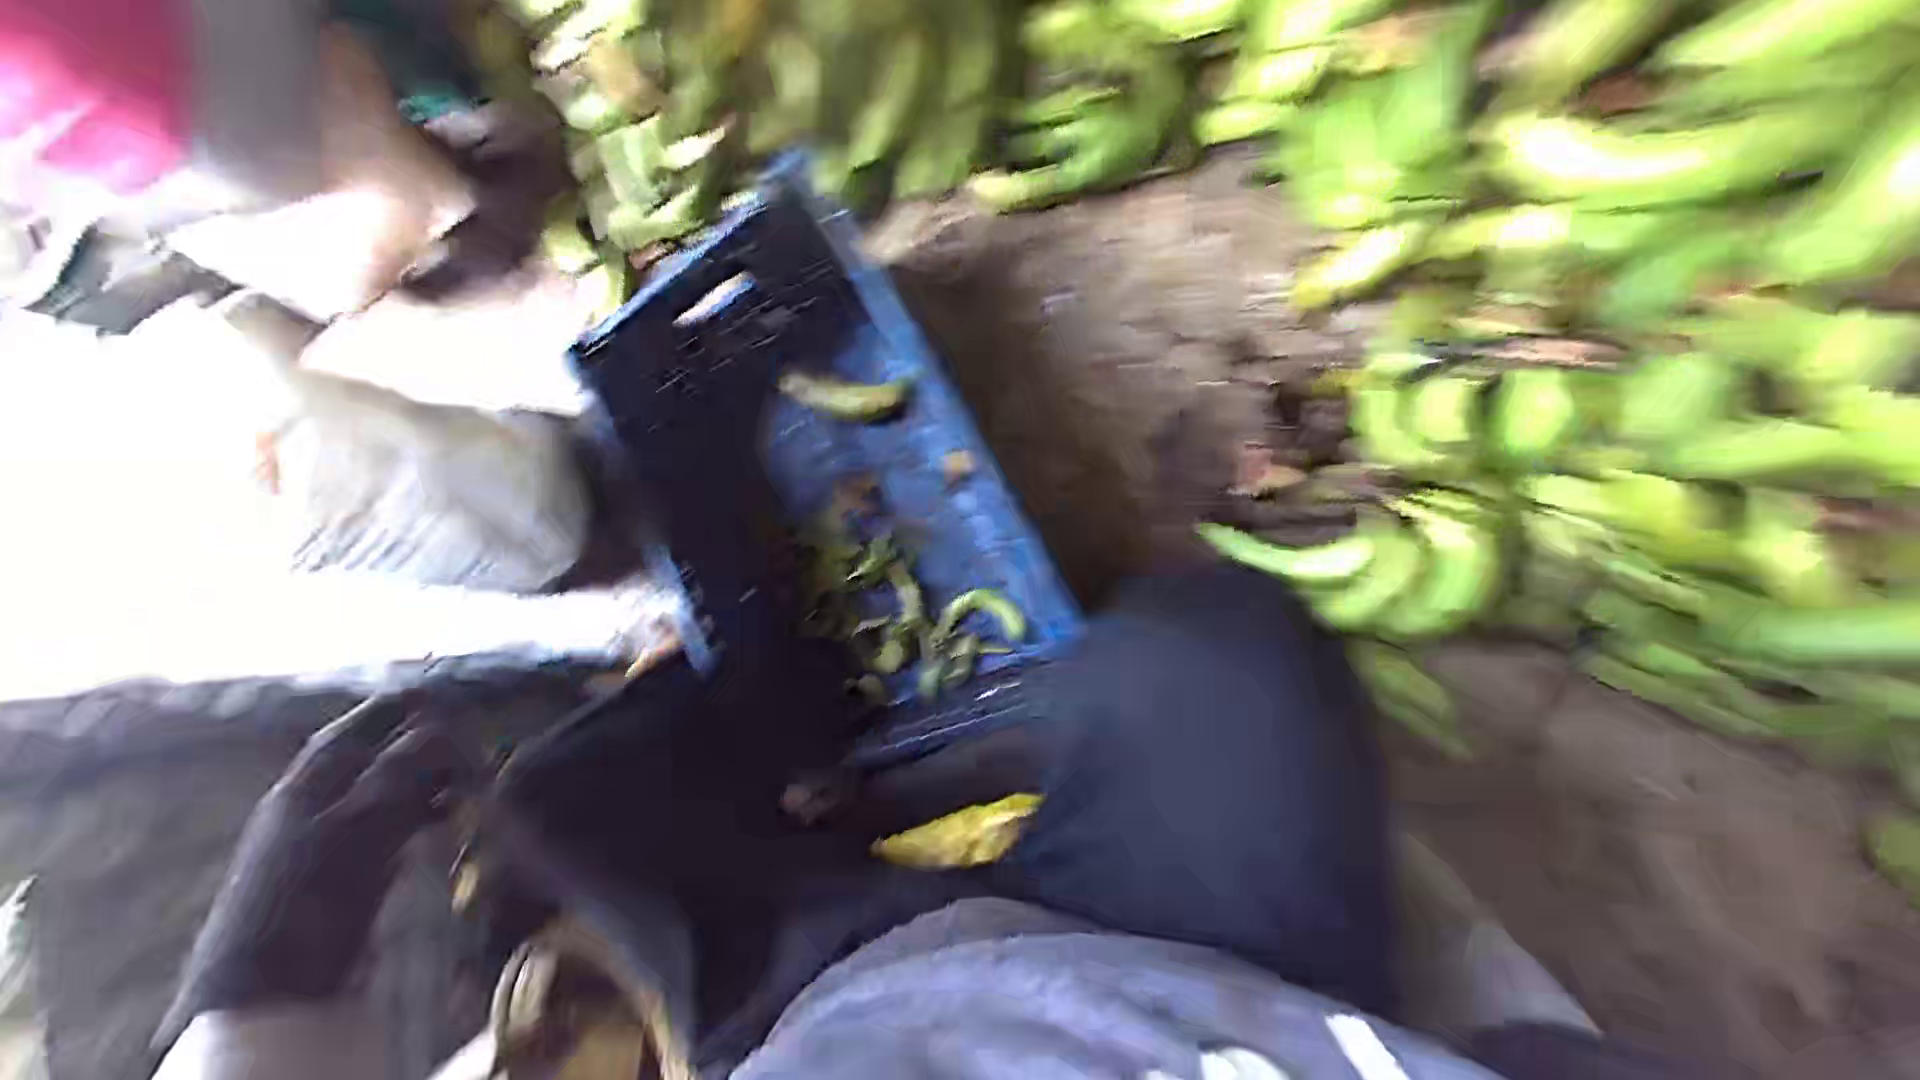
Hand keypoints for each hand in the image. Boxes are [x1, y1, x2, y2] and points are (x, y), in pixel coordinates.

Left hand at [158, 694, 472, 1042]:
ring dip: (435, 779)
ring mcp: (335, 835)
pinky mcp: (353, 864)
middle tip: (475, 743)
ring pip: (396, 788)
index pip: (355, 729)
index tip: (441, 690)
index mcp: (309, 785)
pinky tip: (452, 816)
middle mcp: (320, 802)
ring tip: (473, 782)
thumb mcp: (366, 819)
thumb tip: (447, 728)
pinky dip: (429, 810)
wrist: (279, 981)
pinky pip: (399, 820)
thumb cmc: (316, 891)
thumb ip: (406, 768)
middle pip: (381, 756)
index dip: (397, 707)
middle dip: (430, 746)